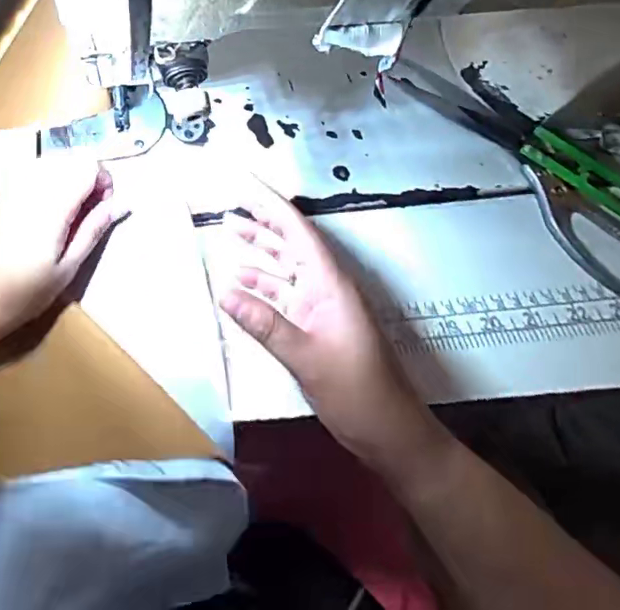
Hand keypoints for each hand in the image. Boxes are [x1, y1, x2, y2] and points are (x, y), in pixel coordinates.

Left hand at [0, 159, 126, 344]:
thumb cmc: (22, 291)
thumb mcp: (67, 268)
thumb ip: (93, 228)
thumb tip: (119, 203)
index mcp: (49, 199)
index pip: (89, 163)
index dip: (103, 182)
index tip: (103, 208)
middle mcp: (28, 178)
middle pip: (73, 158)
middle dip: (86, 180)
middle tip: (85, 216)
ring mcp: (9, 178)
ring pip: (54, 160)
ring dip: (67, 179)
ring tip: (64, 218)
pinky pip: (34, 168)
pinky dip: (47, 182)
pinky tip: (42, 214)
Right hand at [213, 182, 452, 486]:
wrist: (394, 436)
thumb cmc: (358, 394)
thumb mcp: (306, 358)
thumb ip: (264, 323)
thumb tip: (225, 293)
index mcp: (331, 285)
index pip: (299, 232)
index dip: (272, 206)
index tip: (247, 184)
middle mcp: (328, 288)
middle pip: (292, 243)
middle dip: (264, 220)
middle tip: (233, 201)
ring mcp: (324, 307)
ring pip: (287, 266)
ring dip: (261, 248)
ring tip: (232, 229)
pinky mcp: (318, 326)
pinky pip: (286, 292)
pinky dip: (262, 282)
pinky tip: (241, 281)